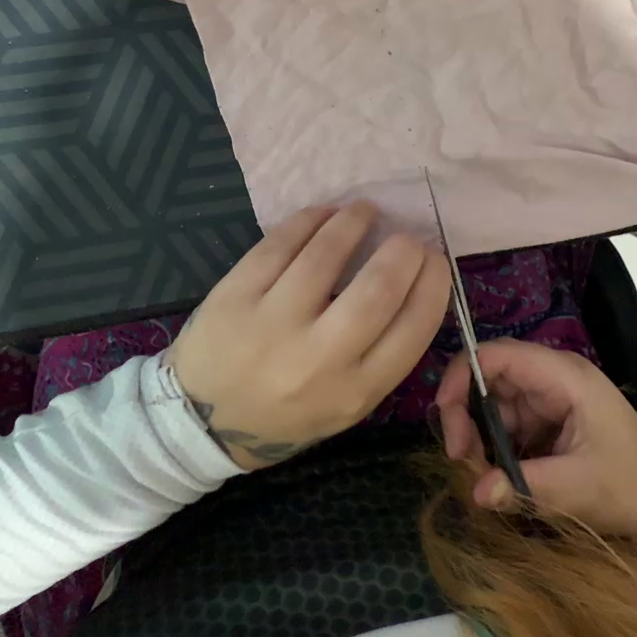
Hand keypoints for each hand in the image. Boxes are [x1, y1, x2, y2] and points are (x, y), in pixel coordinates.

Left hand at [168, 203, 452, 470]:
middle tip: (406, 236)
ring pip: (326, 256)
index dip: (434, 283)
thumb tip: (411, 283)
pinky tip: (324, 214)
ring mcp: (272, 324)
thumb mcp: (343, 405)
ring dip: (355, 223)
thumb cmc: (284, 414)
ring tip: (366, 211)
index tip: (435, 259)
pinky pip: (279, 245)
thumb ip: (379, 354)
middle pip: (378, 289)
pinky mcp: (235, 296)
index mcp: (353, 392)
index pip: (414, 327)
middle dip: (403, 251)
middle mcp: (317, 359)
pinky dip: (309, 221)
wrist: (200, 424)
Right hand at [436, 339, 636, 538]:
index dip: (463, 375)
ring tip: (476, 474)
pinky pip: (504, 423)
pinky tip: (491, 474)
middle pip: (489, 377)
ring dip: (476, 435)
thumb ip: (525, 486)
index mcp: (564, 378)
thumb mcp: (580, 488)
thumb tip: (476, 492)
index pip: (500, 355)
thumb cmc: (630, 484)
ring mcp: (547, 397)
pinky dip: (491, 446)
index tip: (443, 413)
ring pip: (492, 403)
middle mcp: (551, 378)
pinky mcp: (544, 419)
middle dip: (465, 414)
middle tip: (460, 459)